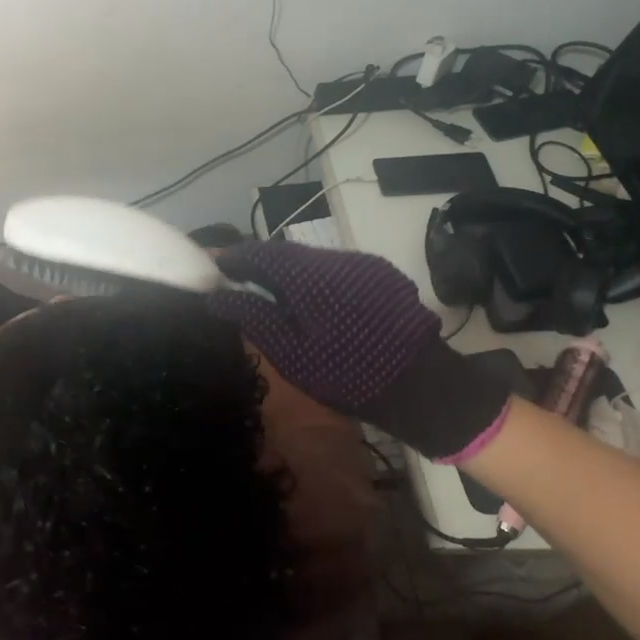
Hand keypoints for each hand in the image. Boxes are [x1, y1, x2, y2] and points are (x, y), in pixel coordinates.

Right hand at [207, 241, 510, 460]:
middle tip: (239, 284)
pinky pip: (336, 269)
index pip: (258, 252)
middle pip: (285, 253)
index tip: (214, 270)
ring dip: (288, 273)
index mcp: (307, 277)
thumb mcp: (290, 353)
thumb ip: (252, 316)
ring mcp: (362, 265)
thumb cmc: (348, 375)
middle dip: (259, 265)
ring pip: (311, 260)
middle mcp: (335, 260)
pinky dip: (315, 280)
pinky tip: (315, 306)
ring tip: (274, 297)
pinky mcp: (381, 276)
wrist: (425, 387)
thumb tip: (216, 295)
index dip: (232, 258)